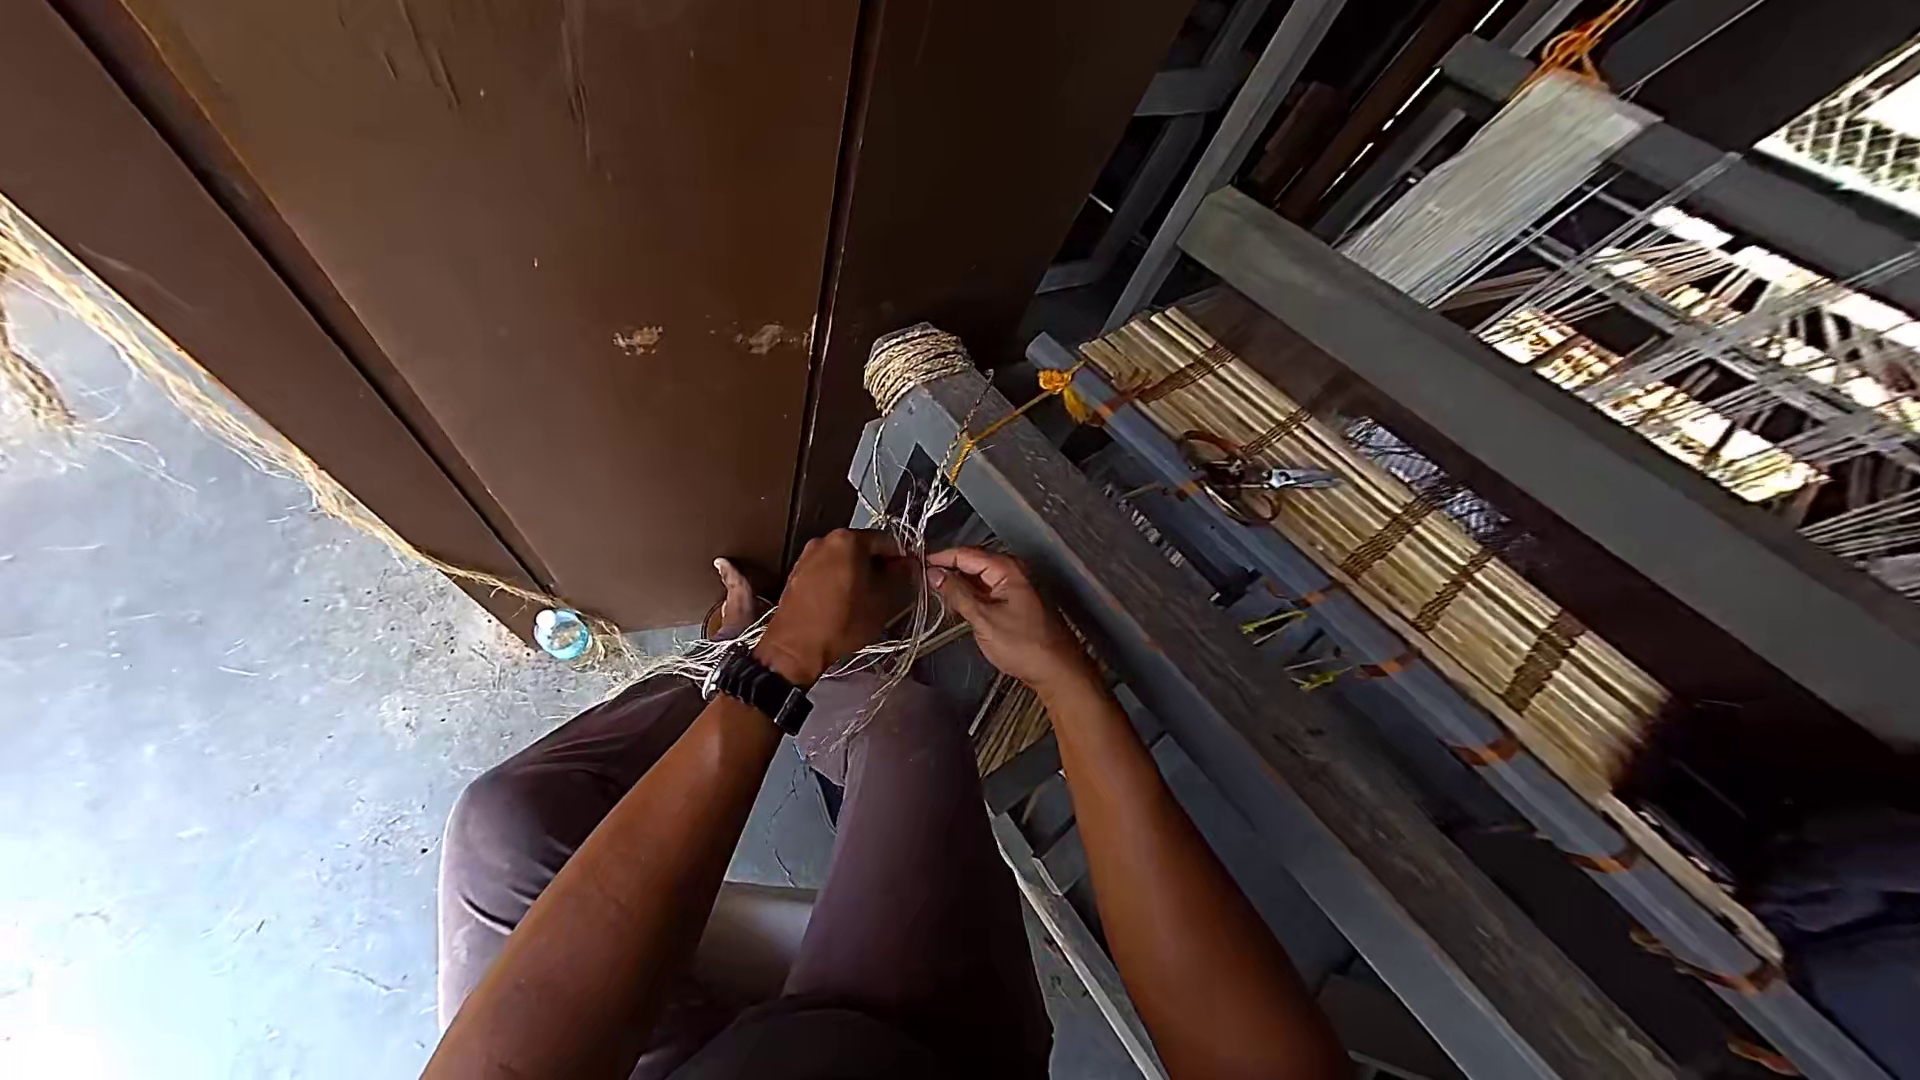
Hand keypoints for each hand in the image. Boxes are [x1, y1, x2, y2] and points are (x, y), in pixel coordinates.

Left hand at [757, 529, 911, 684]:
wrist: (795, 647)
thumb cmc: (843, 621)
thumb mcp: (883, 600)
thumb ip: (901, 575)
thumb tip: (909, 564)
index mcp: (847, 539)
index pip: (887, 540)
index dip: (902, 558)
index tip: (909, 574)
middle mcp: (824, 540)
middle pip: (863, 548)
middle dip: (879, 566)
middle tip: (890, 589)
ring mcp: (807, 556)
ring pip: (844, 560)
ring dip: (858, 574)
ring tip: (866, 599)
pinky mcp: (796, 574)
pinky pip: (827, 571)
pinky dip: (839, 581)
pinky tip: (844, 602)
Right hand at [926, 547, 1094, 693]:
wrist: (1056, 669)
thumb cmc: (1025, 646)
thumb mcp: (983, 619)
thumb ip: (957, 594)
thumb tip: (935, 574)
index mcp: (1007, 569)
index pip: (966, 554)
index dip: (941, 557)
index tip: (920, 562)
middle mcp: (1013, 571)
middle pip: (973, 562)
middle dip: (949, 568)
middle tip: (924, 577)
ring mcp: (1015, 586)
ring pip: (979, 577)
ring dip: (959, 583)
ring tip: (936, 592)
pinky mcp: (1015, 601)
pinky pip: (988, 589)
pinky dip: (971, 594)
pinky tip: (958, 604)